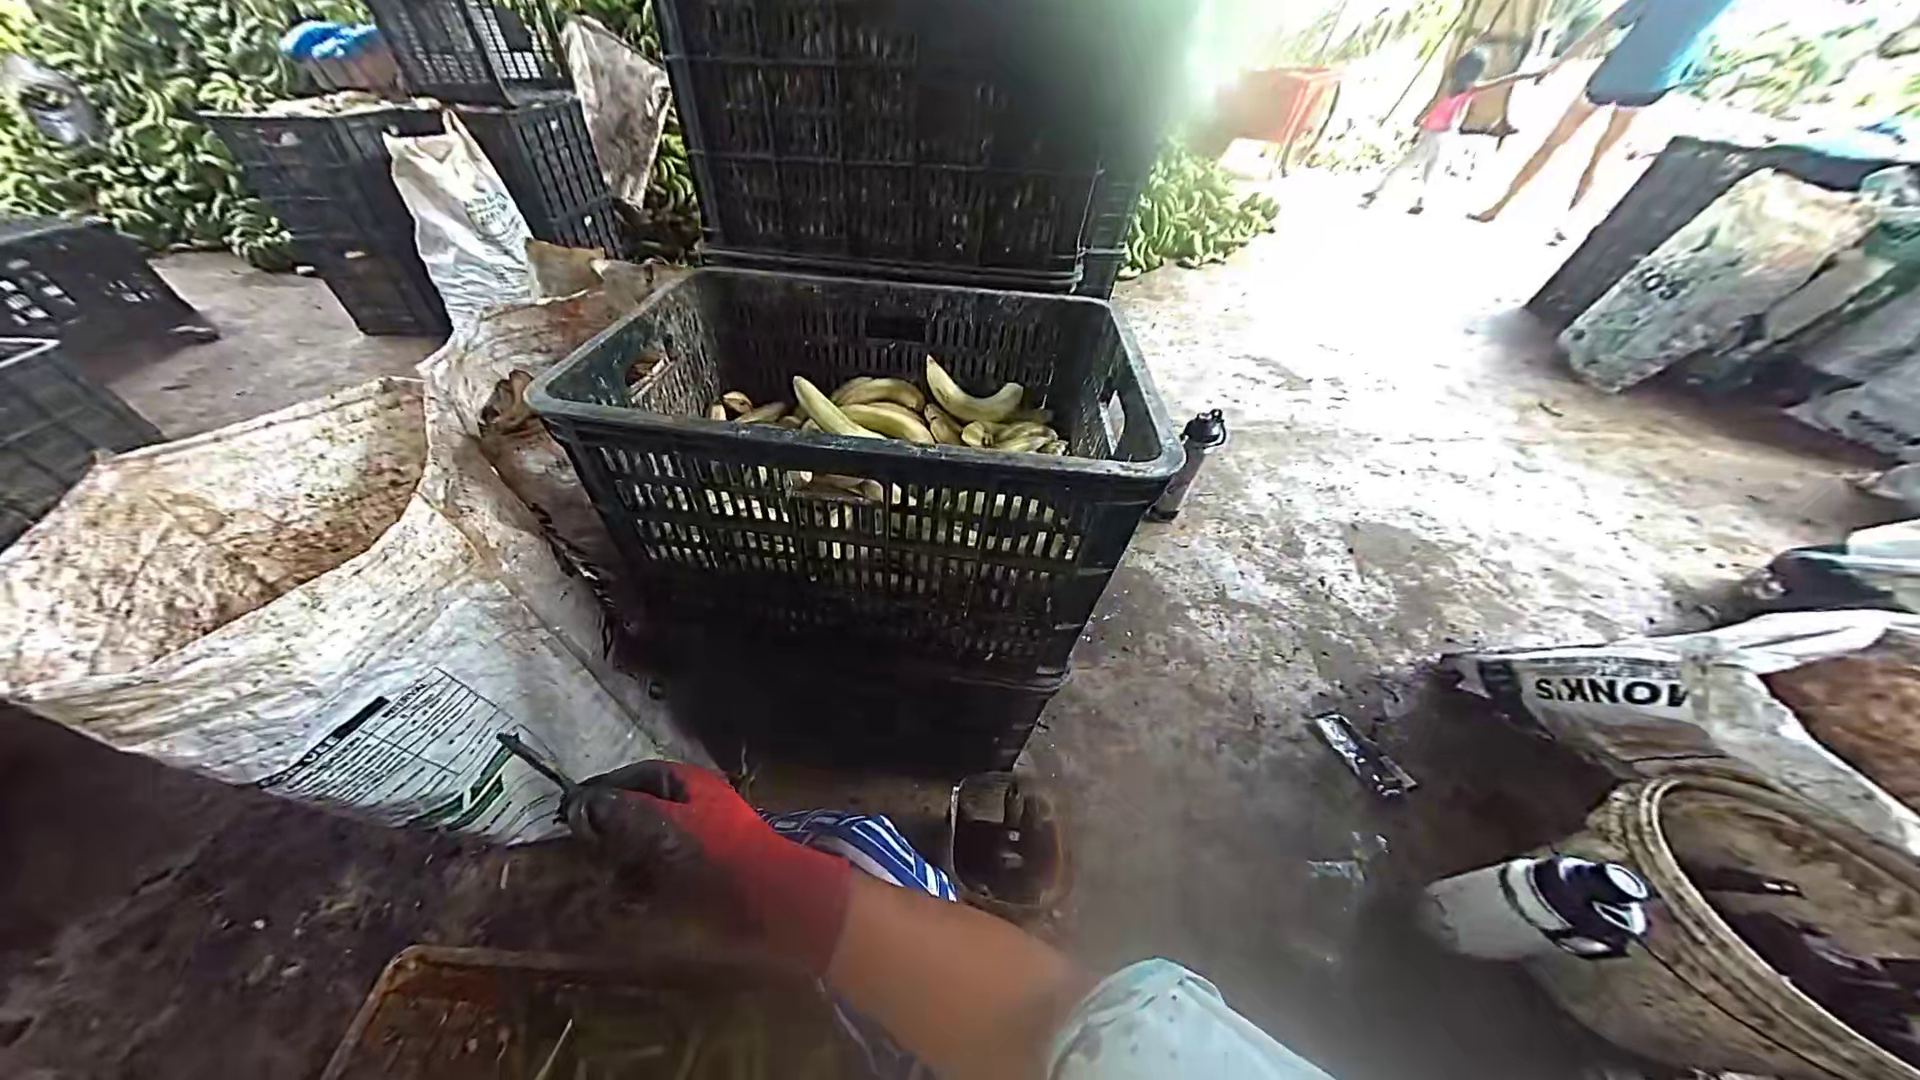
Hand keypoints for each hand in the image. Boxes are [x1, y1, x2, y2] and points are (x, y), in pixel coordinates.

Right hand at [565, 761, 851, 972]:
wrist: (771, 896)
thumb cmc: (719, 855)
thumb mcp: (666, 828)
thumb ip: (623, 812)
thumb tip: (580, 803)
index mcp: (687, 782)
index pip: (633, 775)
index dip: (599, 791)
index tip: (564, 814)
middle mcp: (693, 800)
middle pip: (639, 801)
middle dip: (605, 819)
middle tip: (570, 844)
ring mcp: (698, 831)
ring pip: (646, 830)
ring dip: (617, 845)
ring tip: (586, 866)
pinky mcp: (700, 862)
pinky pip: (658, 857)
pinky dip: (636, 867)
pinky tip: (619, 887)